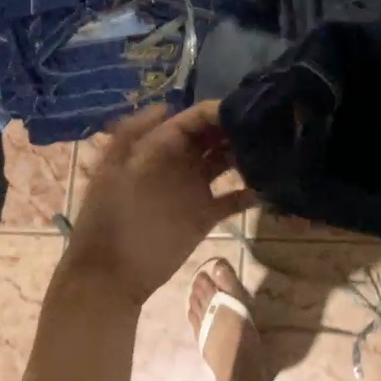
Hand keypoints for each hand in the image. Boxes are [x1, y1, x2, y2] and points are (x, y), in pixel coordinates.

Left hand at [59, 101, 257, 306]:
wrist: (110, 275)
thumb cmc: (110, 219)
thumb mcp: (116, 169)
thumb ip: (135, 134)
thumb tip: (167, 106)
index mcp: (157, 147)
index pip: (192, 120)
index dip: (216, 112)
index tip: (245, 109)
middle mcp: (179, 163)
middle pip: (213, 137)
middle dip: (236, 129)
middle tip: (265, 127)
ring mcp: (193, 190)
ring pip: (225, 163)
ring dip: (245, 156)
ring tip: (270, 151)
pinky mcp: (205, 216)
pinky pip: (232, 199)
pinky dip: (248, 193)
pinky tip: (267, 188)